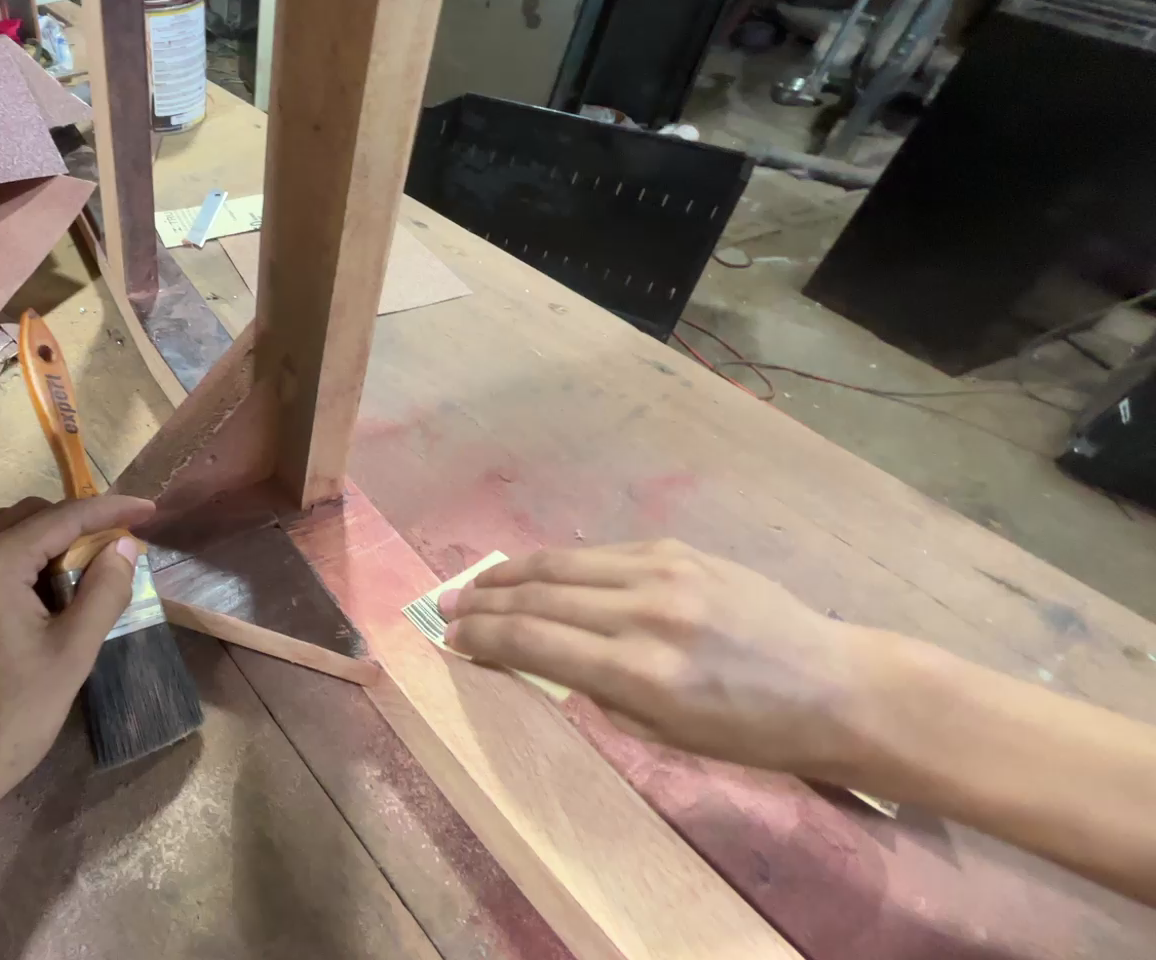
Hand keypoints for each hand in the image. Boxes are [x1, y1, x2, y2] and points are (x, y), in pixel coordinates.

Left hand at [0, 494, 154, 816]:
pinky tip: (46, 594)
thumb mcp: (72, 654)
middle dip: (78, 527)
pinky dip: (22, 562)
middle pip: (30, 518)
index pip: (61, 517)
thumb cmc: (11, 718)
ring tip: (86, 573)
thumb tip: (123, 545)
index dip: (110, 509)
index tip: (148, 510)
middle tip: (118, 551)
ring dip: (49, 543)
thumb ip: (104, 590)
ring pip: (7, 535)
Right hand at [440, 539, 870, 777]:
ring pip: (556, 565)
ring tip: (474, 583)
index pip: (531, 642)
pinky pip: (593, 555)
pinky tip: (532, 571)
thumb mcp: (663, 734)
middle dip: (481, 602)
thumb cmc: (751, 732)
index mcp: (640, 674)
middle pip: (534, 598)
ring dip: (506, 575)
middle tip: (445, 604)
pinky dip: (552, 564)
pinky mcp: (674, 550)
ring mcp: (660, 573)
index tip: (451, 636)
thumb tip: (540, 652)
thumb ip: (593, 689)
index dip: (481, 636)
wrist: (837, 685)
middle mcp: (643, 614)